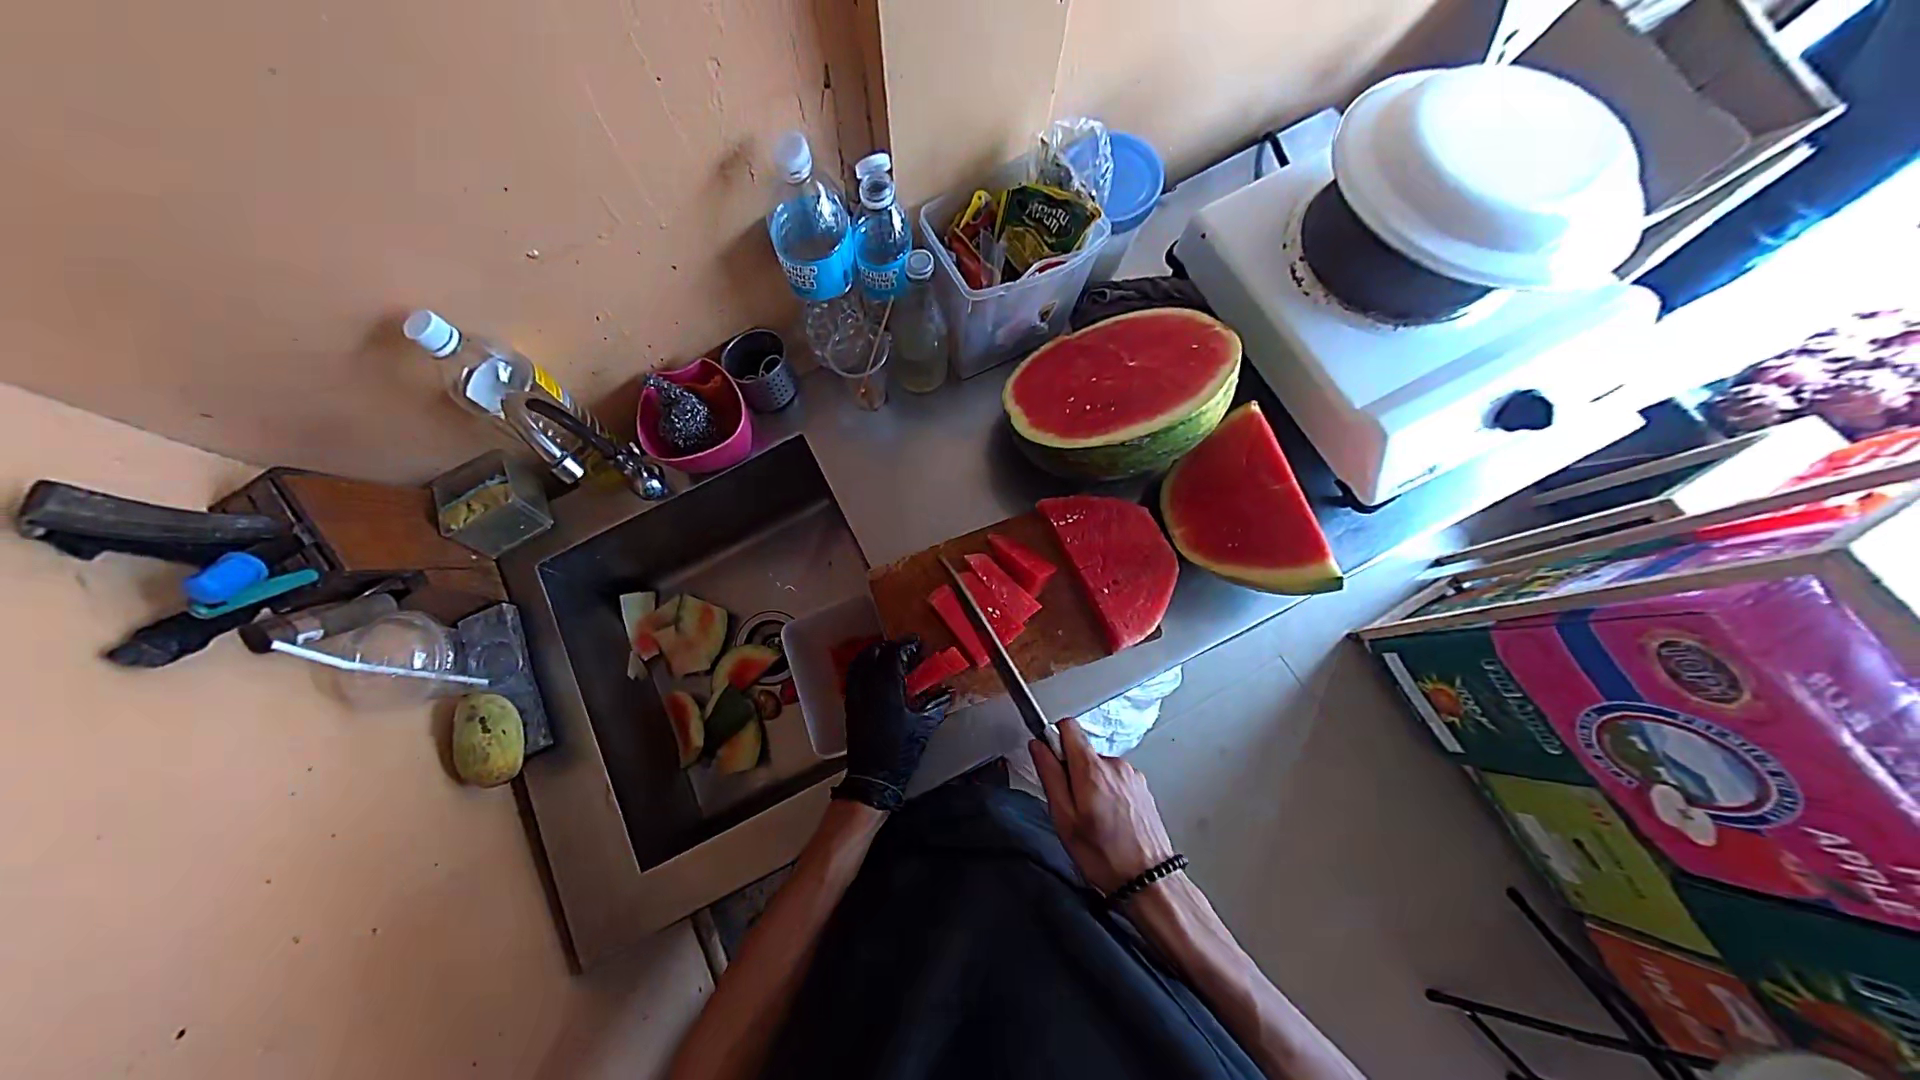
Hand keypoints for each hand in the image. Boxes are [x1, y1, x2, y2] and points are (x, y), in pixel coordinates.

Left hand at [832, 637, 949, 811]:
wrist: (874, 777)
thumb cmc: (900, 751)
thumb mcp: (924, 725)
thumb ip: (936, 703)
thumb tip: (948, 691)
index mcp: (887, 687)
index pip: (893, 653)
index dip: (906, 645)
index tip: (918, 644)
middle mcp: (867, 686)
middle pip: (874, 653)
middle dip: (891, 647)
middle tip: (908, 652)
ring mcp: (855, 694)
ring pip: (861, 662)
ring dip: (876, 655)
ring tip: (893, 660)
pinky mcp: (850, 704)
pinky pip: (855, 676)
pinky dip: (866, 668)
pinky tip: (880, 677)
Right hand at [1029, 717, 1176, 894]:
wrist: (1148, 880)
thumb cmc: (1105, 857)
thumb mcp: (1063, 818)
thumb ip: (1049, 775)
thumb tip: (1038, 747)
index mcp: (1091, 769)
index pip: (1068, 726)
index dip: (1054, 739)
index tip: (1051, 760)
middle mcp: (1114, 765)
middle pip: (1082, 749)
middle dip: (1072, 770)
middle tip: (1072, 805)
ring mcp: (1131, 775)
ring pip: (1099, 766)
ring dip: (1092, 783)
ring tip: (1094, 818)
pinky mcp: (1142, 786)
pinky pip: (1115, 778)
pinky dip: (1109, 792)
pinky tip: (1110, 820)